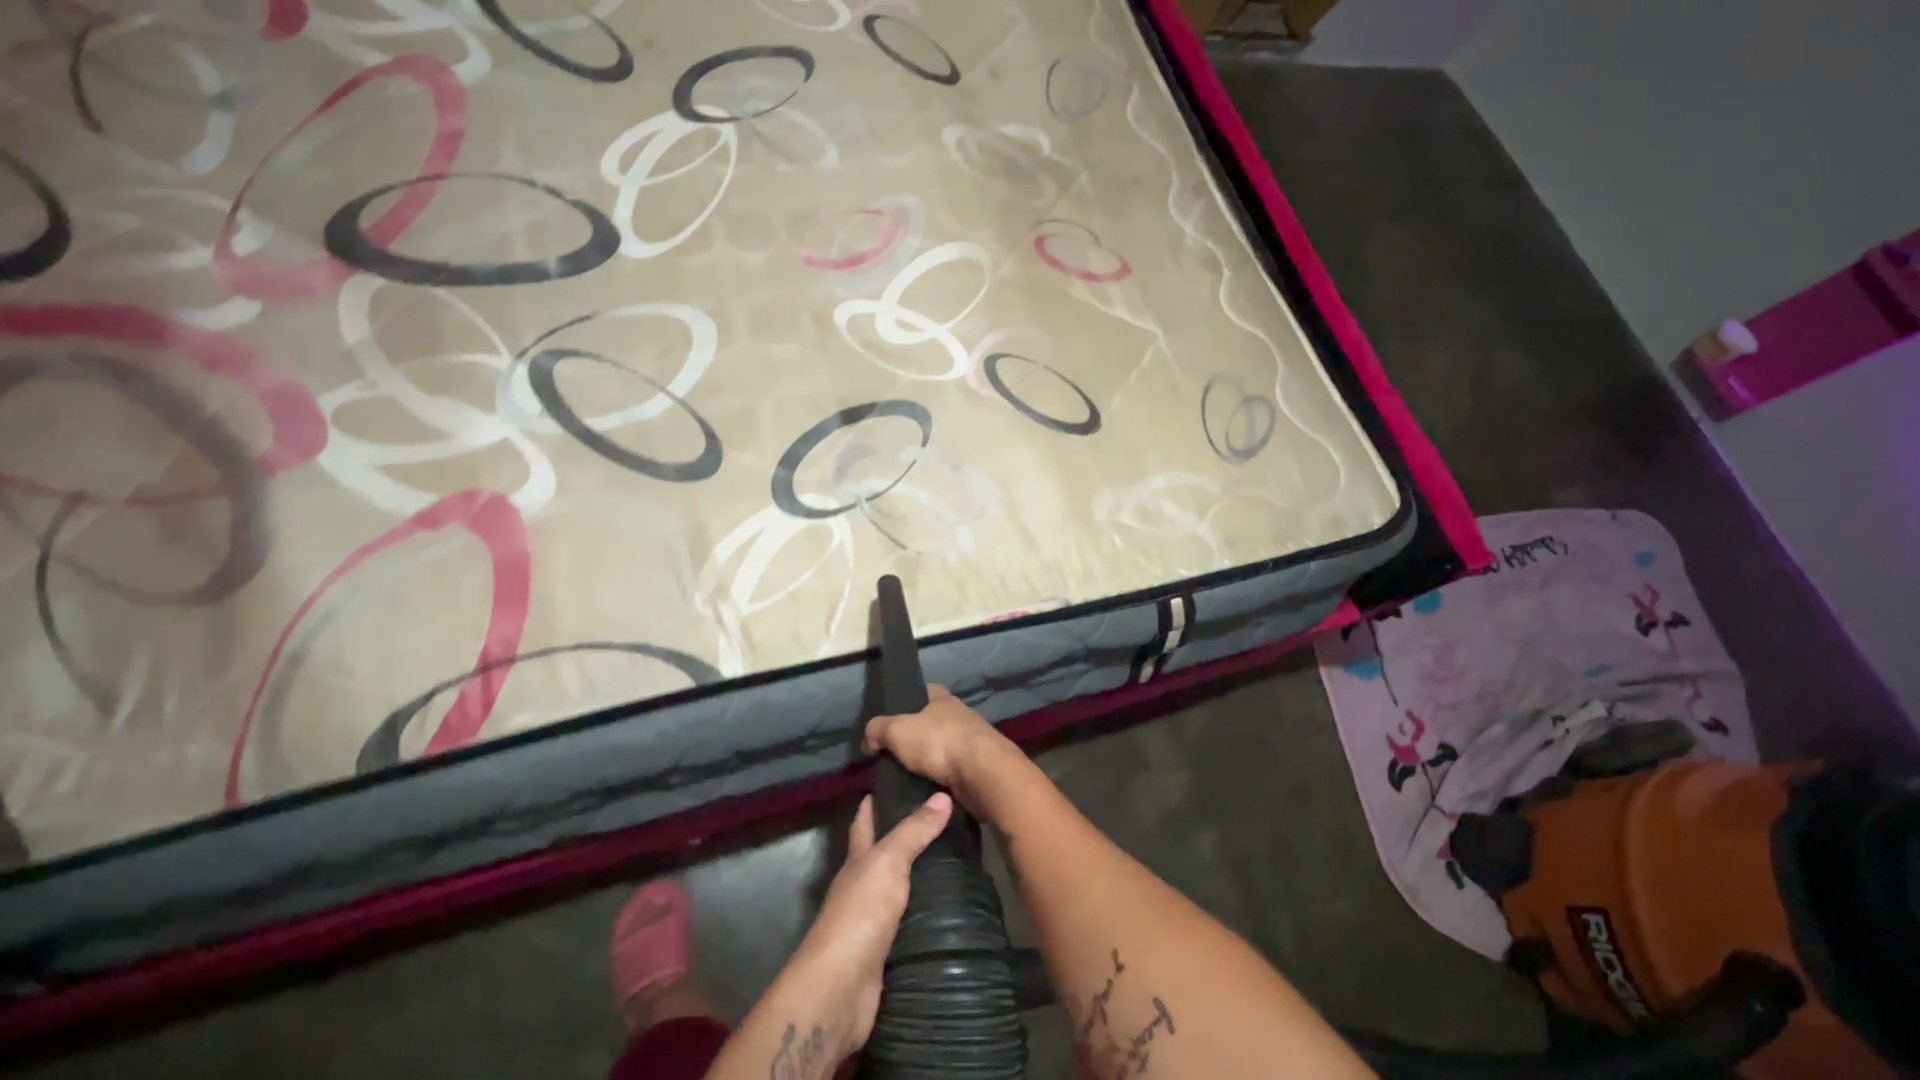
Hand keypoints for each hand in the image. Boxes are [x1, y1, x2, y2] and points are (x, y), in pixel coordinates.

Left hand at [781, 791, 953, 1059]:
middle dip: (901, 842)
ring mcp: (870, 925)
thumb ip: (913, 832)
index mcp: (856, 864)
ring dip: (917, 882)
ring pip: (896, 894)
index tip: (887, 786)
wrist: (842, 987)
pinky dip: (925, 919)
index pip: (863, 825)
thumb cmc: (860, 914)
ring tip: (955, 868)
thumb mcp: (888, 862)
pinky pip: (909, 928)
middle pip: (879, 859)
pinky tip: (948, 917)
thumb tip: (942, 795)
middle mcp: (860, 890)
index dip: (871, 805)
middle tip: (940, 826)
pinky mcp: (885, 955)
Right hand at [863, 685, 1013, 802]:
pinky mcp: (978, 767)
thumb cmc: (939, 742)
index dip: (905, 701)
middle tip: (891, 754)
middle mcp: (959, 715)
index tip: (889, 719)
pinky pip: (951, 771)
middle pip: (931, 722)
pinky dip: (939, 779)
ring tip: (905, 776)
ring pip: (942, 748)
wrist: (983, 774)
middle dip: (914, 736)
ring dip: (927, 761)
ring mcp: (972, 741)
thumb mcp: (896, 730)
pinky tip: (925, 789)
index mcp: (942, 698)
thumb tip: (868, 741)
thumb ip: (877, 730)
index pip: (922, 691)